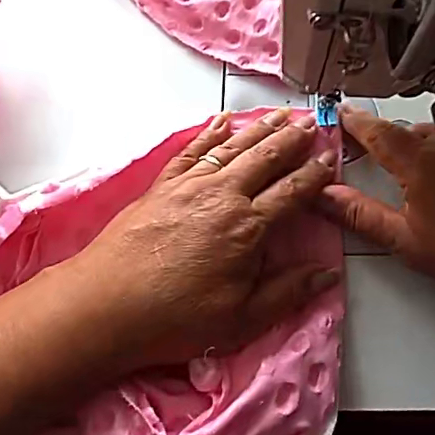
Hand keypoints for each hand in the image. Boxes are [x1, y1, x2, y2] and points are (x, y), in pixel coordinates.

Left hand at [65, 108, 339, 371]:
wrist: (105, 305)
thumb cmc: (175, 318)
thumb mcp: (242, 320)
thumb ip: (288, 292)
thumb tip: (327, 274)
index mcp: (248, 227)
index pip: (291, 192)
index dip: (314, 174)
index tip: (329, 159)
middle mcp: (222, 196)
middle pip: (265, 158)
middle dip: (292, 138)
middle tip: (311, 122)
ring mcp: (190, 186)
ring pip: (233, 147)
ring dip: (259, 129)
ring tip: (279, 115)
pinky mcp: (162, 186)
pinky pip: (192, 150)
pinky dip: (209, 133)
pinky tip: (221, 121)